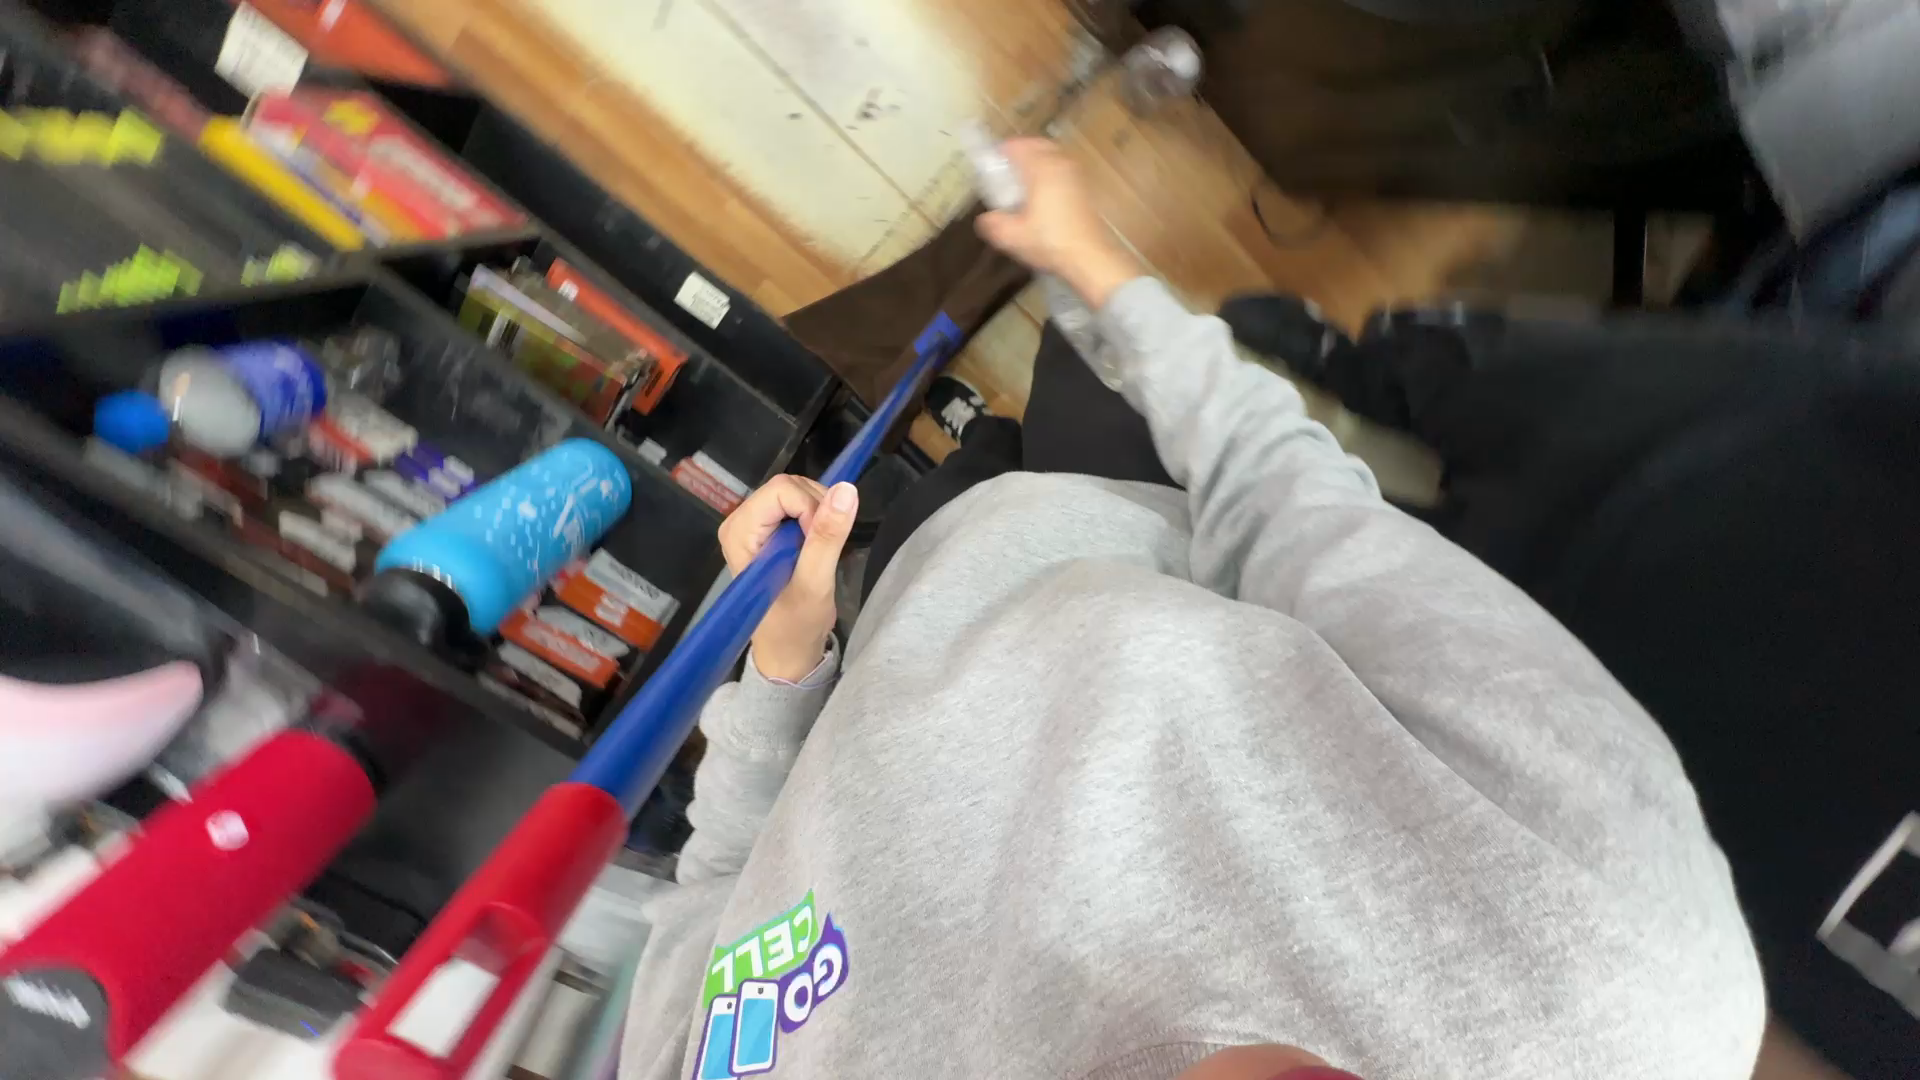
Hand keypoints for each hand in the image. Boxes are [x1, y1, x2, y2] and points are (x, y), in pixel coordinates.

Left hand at [717, 475, 858, 680]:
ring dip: (822, 515)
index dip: (812, 509)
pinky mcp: (771, 529)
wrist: (788, 650)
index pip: (783, 489)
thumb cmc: (795, 625)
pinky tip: (818, 547)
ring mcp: (756, 524)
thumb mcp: (814, 583)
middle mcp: (742, 521)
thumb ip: (826, 537)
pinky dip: (819, 520)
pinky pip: (802, 505)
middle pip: (791, 486)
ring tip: (822, 551)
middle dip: (818, 510)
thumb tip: (847, 490)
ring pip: (800, 492)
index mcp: (740, 531)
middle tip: (826, 548)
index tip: (822, 544)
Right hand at [974, 137, 1144, 308]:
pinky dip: (1051, 174)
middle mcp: (1059, 163)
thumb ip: (993, 224)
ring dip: (1037, 164)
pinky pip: (1062, 170)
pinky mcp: (1084, 188)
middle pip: (1035, 146)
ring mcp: (1075, 174)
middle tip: (1007, 175)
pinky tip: (1044, 197)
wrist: (1089, 257)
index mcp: (1039, 168)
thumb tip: (984, 219)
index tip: (991, 169)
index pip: (1015, 146)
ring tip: (1025, 185)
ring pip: (1051, 156)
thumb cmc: (1049, 242)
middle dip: (1020, 156)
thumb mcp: (1013, 237)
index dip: (1000, 154)